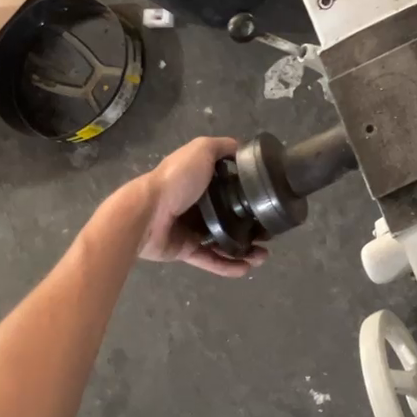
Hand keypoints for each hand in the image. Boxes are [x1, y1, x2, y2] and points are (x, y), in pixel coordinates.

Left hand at [121, 136, 270, 277]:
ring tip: (262, 256)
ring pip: (223, 241)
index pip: (230, 189)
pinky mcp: (185, 250)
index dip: (249, 196)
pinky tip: (245, 269)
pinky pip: (210, 259)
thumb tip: (242, 148)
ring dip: (244, 250)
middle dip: (251, 227)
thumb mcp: (202, 150)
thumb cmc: (177, 180)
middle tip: (269, 234)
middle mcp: (197, 205)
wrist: (147, 213)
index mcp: (201, 181)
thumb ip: (223, 147)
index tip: (268, 202)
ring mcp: (191, 229)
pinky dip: (227, 266)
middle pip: (230, 217)